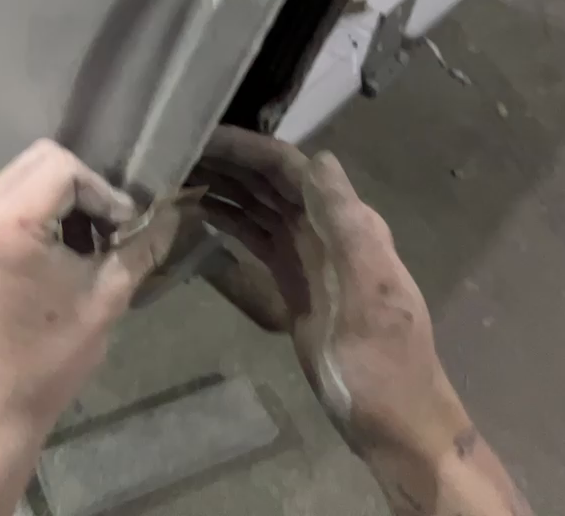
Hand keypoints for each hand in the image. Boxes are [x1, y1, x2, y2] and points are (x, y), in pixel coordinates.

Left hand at [0, 139, 179, 435]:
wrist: (2, 393)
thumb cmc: (54, 353)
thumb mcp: (108, 297)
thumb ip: (141, 246)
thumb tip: (174, 212)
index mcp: (11, 224)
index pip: (64, 167)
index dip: (102, 190)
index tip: (121, 227)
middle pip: (43, 157)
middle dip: (83, 183)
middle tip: (108, 224)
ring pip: (26, 169)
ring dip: (63, 191)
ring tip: (89, 232)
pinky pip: (12, 191)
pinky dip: (42, 201)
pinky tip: (64, 238)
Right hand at [190, 127, 469, 463]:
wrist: (393, 426)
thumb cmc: (380, 362)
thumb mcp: (369, 294)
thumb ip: (348, 227)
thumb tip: (318, 158)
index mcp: (345, 223)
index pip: (289, 167)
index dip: (247, 147)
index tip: (201, 138)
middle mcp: (323, 227)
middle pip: (267, 179)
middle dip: (225, 161)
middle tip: (171, 153)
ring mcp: (305, 252)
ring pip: (256, 203)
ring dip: (219, 185)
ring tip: (172, 176)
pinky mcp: (288, 276)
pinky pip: (251, 234)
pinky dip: (223, 219)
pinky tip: (192, 214)